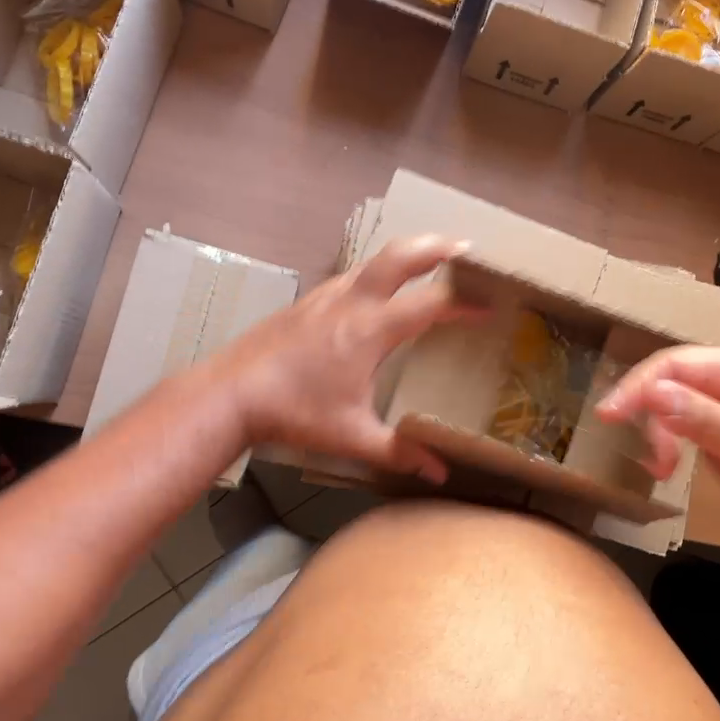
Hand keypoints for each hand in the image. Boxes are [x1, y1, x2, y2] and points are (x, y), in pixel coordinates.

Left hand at [217, 235, 472, 482]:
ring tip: (429, 262)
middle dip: (437, 246)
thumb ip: (399, 451)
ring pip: (373, 261)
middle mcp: (351, 302)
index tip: (490, 306)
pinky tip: (375, 292)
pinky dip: (375, 273)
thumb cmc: (293, 413)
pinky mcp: (306, 302)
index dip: (465, 302)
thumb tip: (440, 473)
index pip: (431, 303)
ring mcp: (325, 296)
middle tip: (467, 249)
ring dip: (405, 255)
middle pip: (401, 255)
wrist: (228, 394)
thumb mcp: (351, 436)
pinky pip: (350, 275)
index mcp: (371, 330)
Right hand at [596, 346, 719, 543]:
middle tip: (635, 448)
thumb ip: (701, 417)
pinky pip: (684, 427)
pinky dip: (669, 445)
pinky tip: (667, 467)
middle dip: (647, 412)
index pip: (674, 364)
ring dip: (658, 433)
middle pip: (670, 382)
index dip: (638, 385)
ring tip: (661, 468)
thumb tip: (652, 392)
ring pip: (672, 406)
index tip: (610, 415)